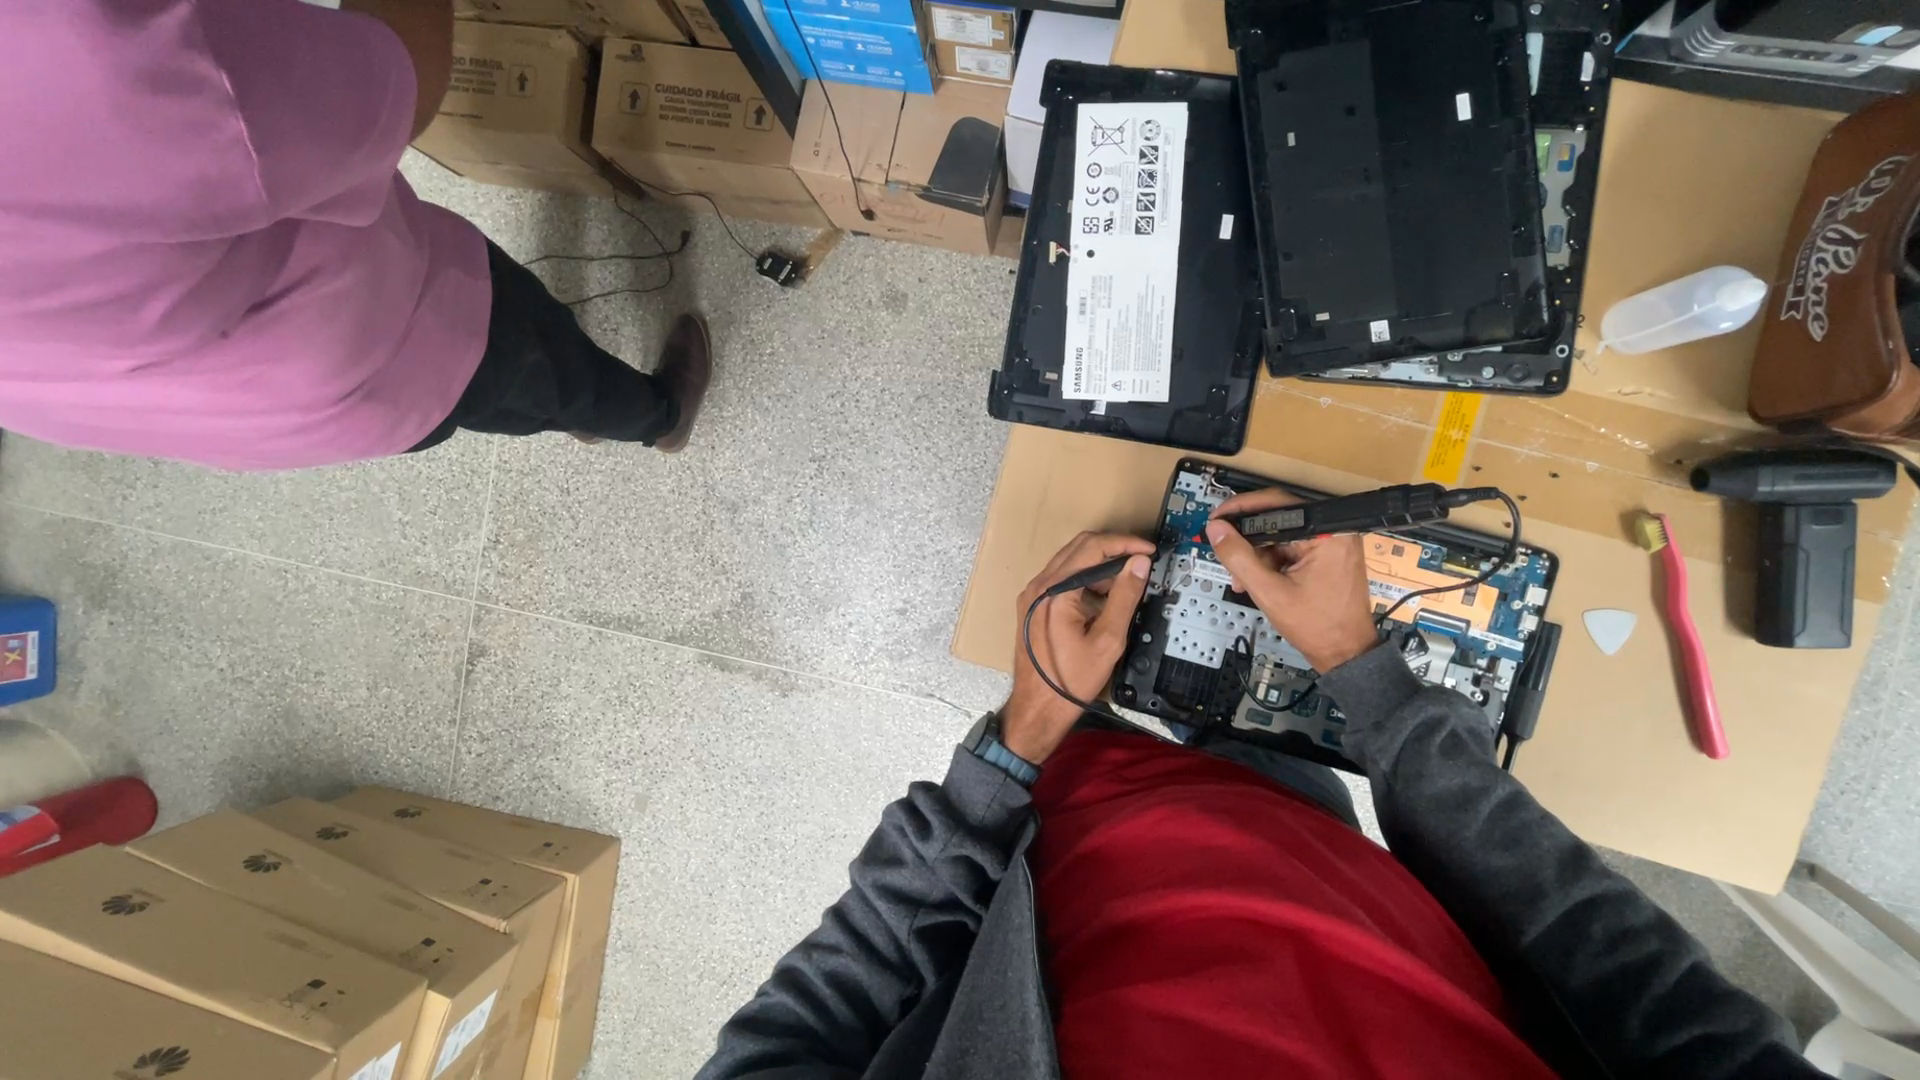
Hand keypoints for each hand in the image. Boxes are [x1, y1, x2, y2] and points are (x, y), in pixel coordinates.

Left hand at [1002, 532, 1154, 763]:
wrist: (1039, 707)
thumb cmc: (1070, 680)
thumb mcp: (1108, 639)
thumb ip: (1124, 596)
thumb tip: (1140, 564)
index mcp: (1054, 591)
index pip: (1092, 548)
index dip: (1125, 544)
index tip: (1148, 550)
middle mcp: (1038, 586)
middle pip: (1079, 548)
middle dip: (1113, 549)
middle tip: (1141, 560)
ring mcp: (1033, 595)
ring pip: (1070, 561)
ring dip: (1100, 565)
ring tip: (1127, 581)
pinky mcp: (1033, 605)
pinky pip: (1062, 579)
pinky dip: (1085, 579)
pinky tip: (1105, 597)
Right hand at [1206, 490, 1377, 672]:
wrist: (1345, 654)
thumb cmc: (1319, 627)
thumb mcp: (1268, 591)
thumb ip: (1238, 557)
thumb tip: (1217, 531)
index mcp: (1328, 534)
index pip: (1277, 505)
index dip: (1241, 511)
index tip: (1219, 521)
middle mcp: (1335, 533)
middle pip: (1277, 521)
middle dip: (1247, 541)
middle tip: (1226, 552)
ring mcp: (1333, 545)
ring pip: (1280, 537)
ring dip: (1256, 555)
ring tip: (1243, 579)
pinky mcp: (1328, 557)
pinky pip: (1290, 549)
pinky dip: (1271, 563)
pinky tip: (1259, 580)